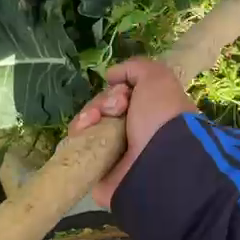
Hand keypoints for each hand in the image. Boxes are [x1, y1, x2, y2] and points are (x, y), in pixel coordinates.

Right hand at [68, 56, 197, 205]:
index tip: (124, 93)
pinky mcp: (97, 171)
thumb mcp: (157, 78)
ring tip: (95, 120)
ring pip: (88, 125)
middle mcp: (133, 134)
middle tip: (114, 109)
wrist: (158, 162)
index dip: (118, 91)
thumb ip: (136, 68)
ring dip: (88, 115)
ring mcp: (114, 153)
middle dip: (102, 103)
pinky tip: (85, 131)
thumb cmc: (161, 117)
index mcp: (150, 115)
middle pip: (102, 109)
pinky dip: (78, 135)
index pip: (122, 97)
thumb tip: (111, 76)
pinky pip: (78, 147)